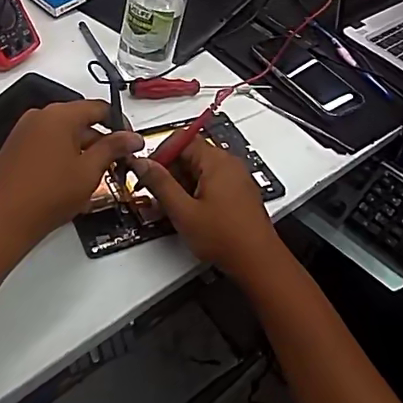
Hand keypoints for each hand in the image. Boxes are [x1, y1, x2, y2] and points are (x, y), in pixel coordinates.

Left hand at [0, 100, 143, 251]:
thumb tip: (129, 138)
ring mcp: (24, 133)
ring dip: (81, 152)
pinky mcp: (15, 149)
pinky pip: (46, 145)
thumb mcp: (89, 171)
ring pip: (63, 135)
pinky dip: (62, 158)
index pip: (99, 108)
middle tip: (115, 163)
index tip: (129, 141)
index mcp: (58, 115)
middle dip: (100, 142)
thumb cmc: (40, 196)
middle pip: (80, 121)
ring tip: (92, 179)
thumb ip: (113, 148)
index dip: (119, 125)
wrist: (2, 220)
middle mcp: (38, 118)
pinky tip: (70, 182)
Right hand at [131, 138, 282, 276]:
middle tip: (156, 193)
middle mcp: (229, 165)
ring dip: (180, 185)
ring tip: (171, 208)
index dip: (159, 154)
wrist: (258, 263)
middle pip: (189, 154)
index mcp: (217, 161)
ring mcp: (236, 179)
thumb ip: (159, 183)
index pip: (181, 139)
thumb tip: (143, 165)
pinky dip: (195, 193)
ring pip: (198, 170)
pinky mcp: (238, 193)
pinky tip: (187, 213)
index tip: (148, 171)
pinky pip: (210, 183)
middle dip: (169, 173)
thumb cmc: (230, 239)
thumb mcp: (183, 211)